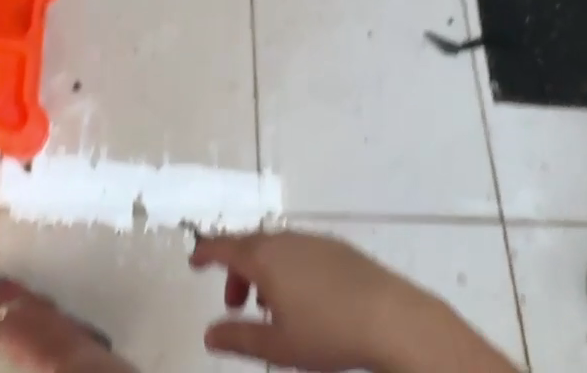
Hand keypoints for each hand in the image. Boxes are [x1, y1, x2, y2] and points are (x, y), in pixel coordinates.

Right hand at [188, 230, 509, 372]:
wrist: (392, 317)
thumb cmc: (328, 333)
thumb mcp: (277, 346)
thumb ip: (239, 338)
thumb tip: (209, 335)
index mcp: (264, 258)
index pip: (224, 246)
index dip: (205, 252)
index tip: (194, 261)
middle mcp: (285, 240)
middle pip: (249, 245)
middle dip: (236, 270)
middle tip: (235, 303)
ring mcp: (314, 240)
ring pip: (276, 248)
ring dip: (263, 272)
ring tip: (270, 308)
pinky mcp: (338, 248)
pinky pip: (299, 251)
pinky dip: (287, 268)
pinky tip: (302, 299)